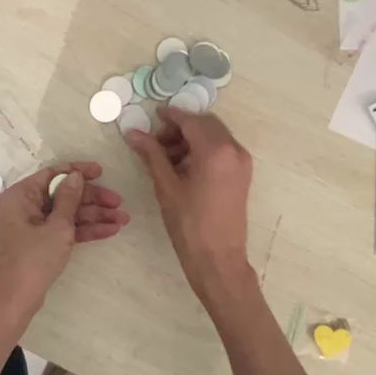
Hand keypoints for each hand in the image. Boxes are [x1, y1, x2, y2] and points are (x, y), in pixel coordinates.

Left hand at [0, 161, 127, 319]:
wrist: (17, 299)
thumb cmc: (34, 259)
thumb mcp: (57, 226)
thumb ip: (68, 198)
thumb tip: (75, 176)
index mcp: (21, 196)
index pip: (53, 174)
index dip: (78, 172)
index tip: (102, 172)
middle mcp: (25, 206)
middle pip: (64, 195)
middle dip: (93, 199)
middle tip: (119, 203)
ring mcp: (33, 225)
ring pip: (68, 214)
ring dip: (95, 216)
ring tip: (123, 220)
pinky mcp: (41, 242)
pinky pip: (65, 229)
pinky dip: (85, 230)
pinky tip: (111, 230)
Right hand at [124, 106, 254, 301]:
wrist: (217, 258)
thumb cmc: (189, 224)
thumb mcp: (166, 187)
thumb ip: (152, 155)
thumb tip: (134, 132)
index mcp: (216, 150)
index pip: (191, 120)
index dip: (170, 116)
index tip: (152, 117)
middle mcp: (234, 150)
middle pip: (204, 124)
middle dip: (180, 128)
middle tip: (156, 143)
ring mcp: (241, 161)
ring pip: (214, 136)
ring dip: (191, 139)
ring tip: (166, 159)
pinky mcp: (242, 174)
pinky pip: (221, 150)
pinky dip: (202, 150)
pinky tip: (183, 168)